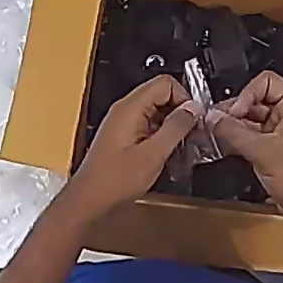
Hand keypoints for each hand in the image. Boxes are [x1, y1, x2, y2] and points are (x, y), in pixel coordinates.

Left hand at [65, 75, 200, 217]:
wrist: (90, 198)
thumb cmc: (115, 180)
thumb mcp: (154, 154)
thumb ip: (175, 127)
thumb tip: (193, 108)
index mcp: (130, 108)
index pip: (165, 83)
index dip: (184, 99)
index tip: (193, 119)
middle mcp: (125, 109)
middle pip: (162, 94)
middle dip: (180, 111)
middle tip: (190, 133)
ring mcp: (123, 120)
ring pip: (157, 109)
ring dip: (172, 124)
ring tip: (179, 145)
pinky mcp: (124, 133)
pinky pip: (149, 122)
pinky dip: (161, 132)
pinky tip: (165, 152)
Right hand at [208, 71, 282, 226]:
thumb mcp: (263, 151)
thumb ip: (234, 132)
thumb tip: (214, 118)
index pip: (266, 82)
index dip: (246, 94)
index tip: (233, 113)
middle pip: (256, 101)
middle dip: (235, 112)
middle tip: (217, 124)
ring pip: (253, 122)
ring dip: (235, 128)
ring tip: (217, 136)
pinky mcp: (277, 153)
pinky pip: (254, 139)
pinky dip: (240, 142)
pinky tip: (226, 148)